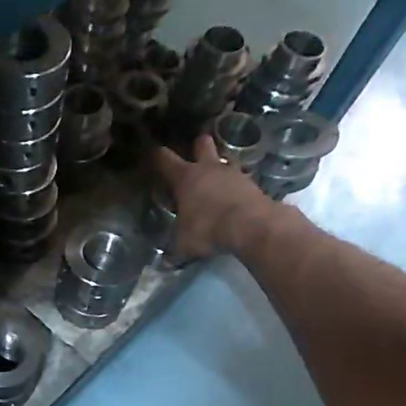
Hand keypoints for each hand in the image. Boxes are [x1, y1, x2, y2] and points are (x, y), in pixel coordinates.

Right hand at [150, 133, 278, 260]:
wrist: (252, 226)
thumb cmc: (208, 228)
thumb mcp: (184, 244)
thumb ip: (175, 248)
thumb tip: (166, 262)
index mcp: (185, 177)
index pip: (164, 158)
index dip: (157, 155)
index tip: (152, 153)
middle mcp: (209, 168)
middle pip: (202, 143)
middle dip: (198, 146)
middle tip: (195, 157)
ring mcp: (233, 173)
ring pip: (225, 160)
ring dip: (220, 168)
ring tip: (217, 184)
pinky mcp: (253, 184)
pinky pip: (241, 180)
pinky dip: (236, 188)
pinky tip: (234, 200)